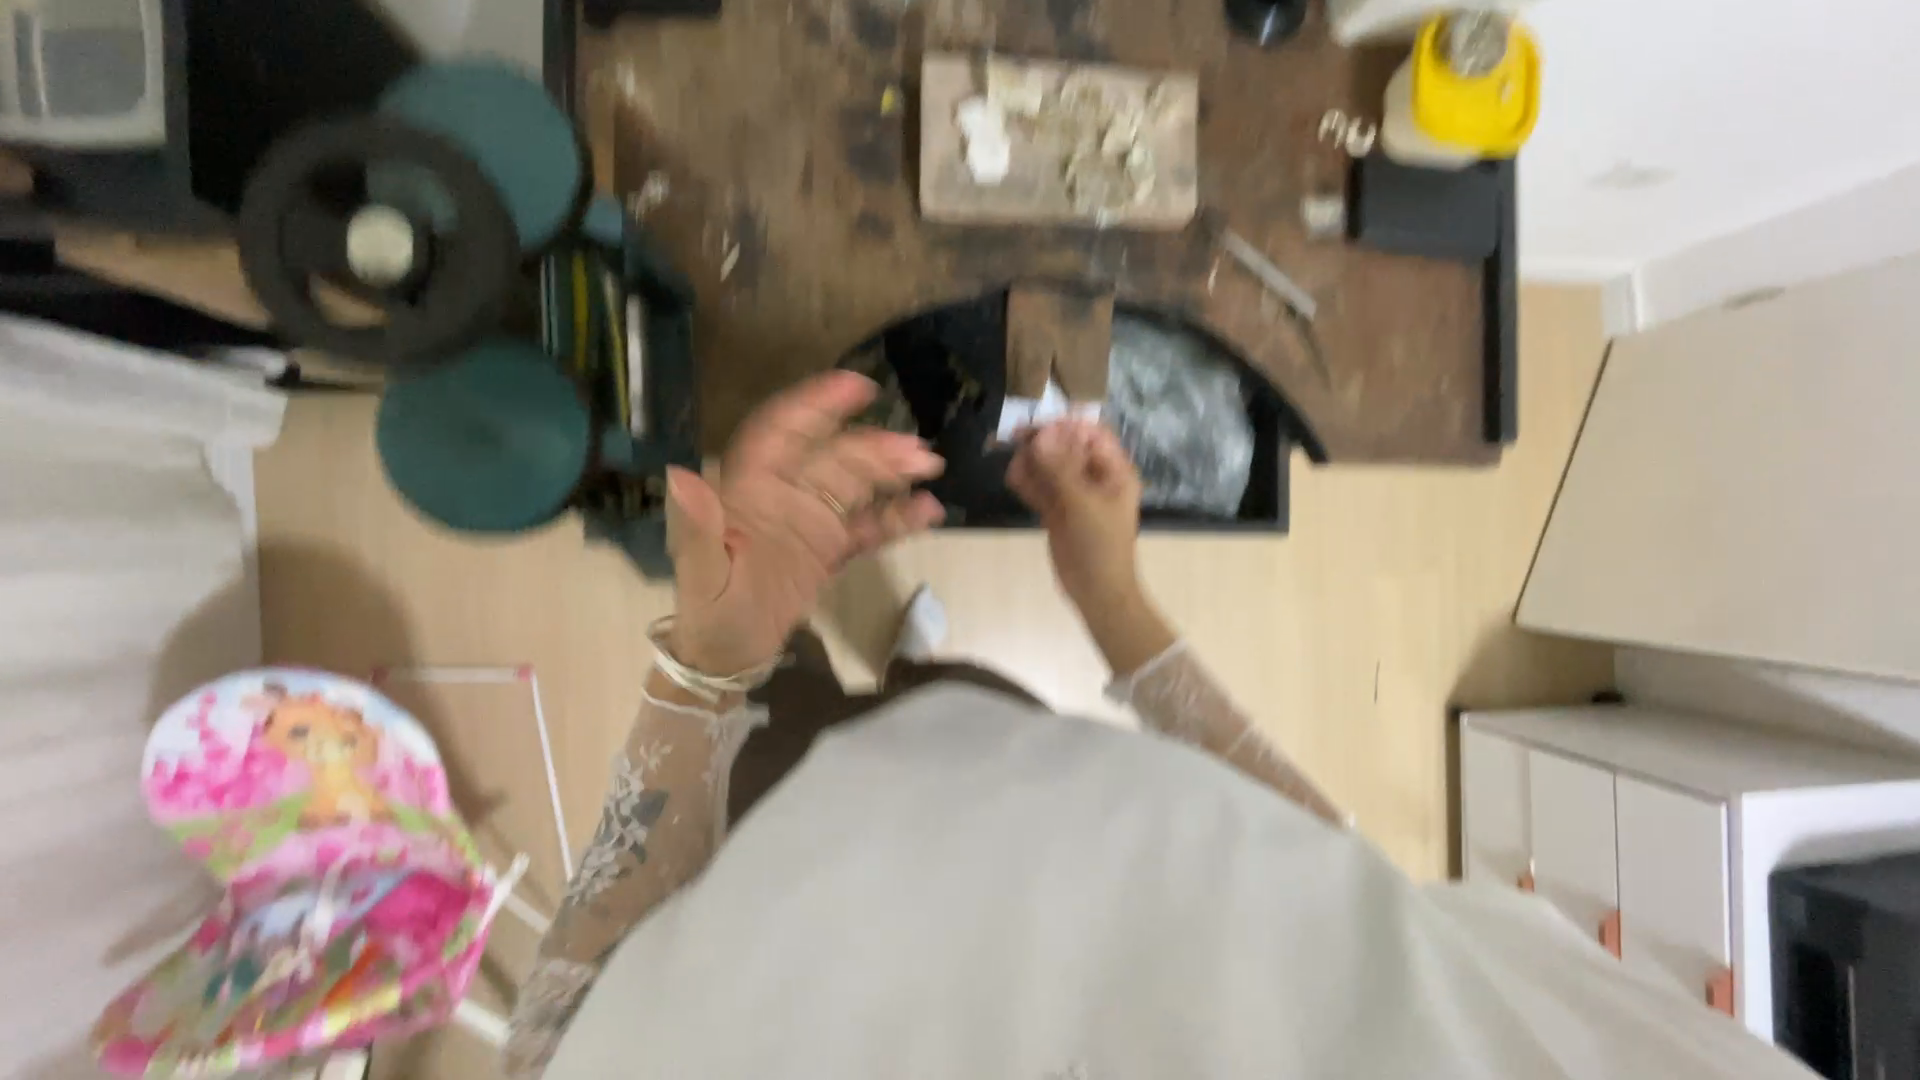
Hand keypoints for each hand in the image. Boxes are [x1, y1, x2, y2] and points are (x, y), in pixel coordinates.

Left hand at [666, 372, 945, 674]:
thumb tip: (682, 475)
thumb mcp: (700, 574)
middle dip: (873, 446)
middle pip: (833, 458)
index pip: (782, 434)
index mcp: (749, 490)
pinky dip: (897, 518)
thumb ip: (697, 527)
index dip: (815, 406)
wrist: (727, 655)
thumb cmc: (708, 613)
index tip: (855, 389)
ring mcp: (811, 521)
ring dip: (891, 472)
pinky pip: (868, 527)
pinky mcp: (830, 550)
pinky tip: (927, 511)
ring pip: (856, 485)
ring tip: (928, 466)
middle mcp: (784, 495)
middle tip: (916, 448)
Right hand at [1005, 419, 1144, 617]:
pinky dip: (1027, 483)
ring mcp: (1075, 496)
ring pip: (1050, 469)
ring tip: (1014, 461)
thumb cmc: (1100, 546)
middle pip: (1067, 449)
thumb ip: (1060, 469)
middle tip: (1016, 438)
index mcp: (1114, 472)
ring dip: (1032, 462)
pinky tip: (1013, 476)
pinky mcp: (1057, 513)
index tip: (1039, 426)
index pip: (1092, 435)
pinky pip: (1041, 490)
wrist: (1097, 592)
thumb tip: (1039, 435)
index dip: (1067, 426)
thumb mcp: (1083, 503)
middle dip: (1044, 443)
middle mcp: (1095, 479)